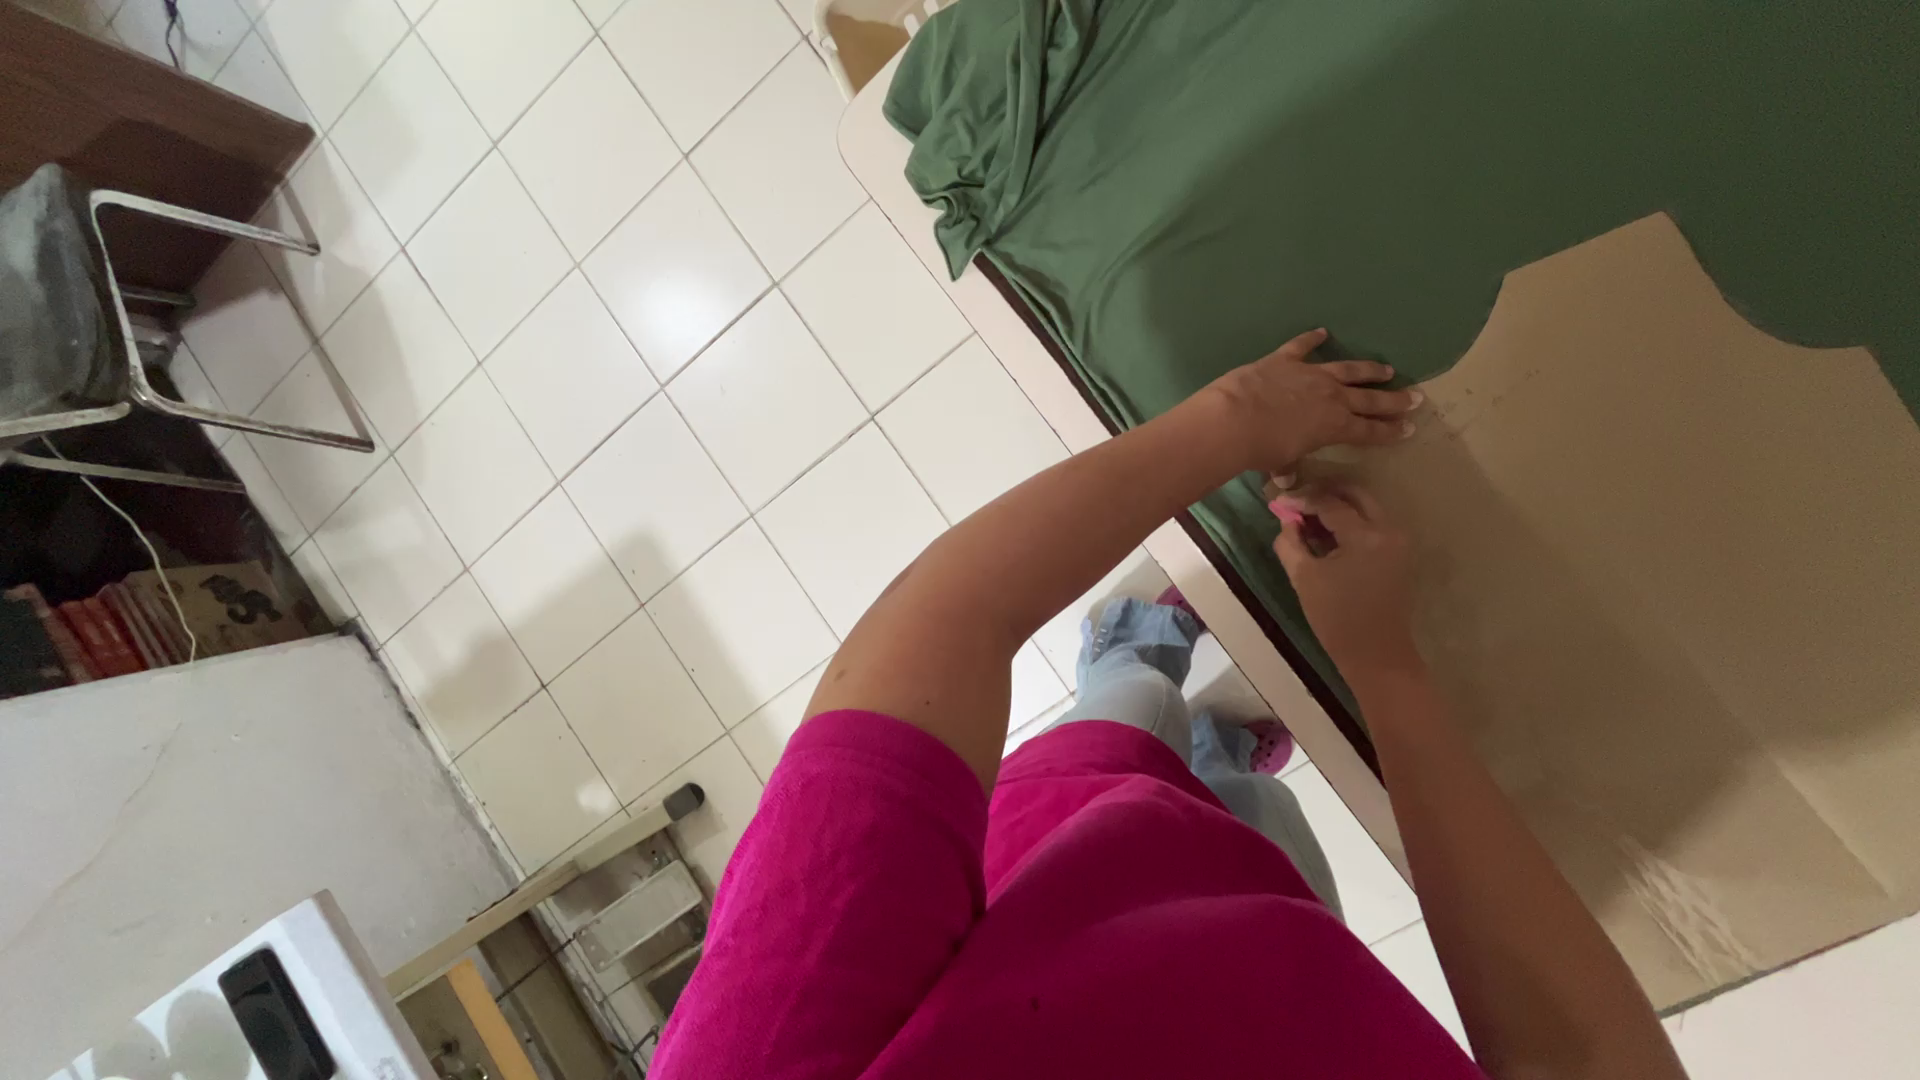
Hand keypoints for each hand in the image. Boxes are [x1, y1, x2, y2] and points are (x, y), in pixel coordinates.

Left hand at [1212, 328, 1420, 471]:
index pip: (1369, 431)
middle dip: (1393, 400)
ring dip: (1368, 369)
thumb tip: (1285, 479)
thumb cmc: (1260, 448)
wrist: (1235, 418)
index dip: (1389, 431)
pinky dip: (1312, 339)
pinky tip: (1322, 332)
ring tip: (1387, 369)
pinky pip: (1302, 346)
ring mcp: (1311, 374)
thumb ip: (1286, 466)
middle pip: (1369, 399)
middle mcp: (1331, 397)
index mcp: (1334, 427)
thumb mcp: (1278, 462)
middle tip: (1416, 397)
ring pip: (1348, 370)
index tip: (1409, 428)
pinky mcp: (1285, 359)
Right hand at [1273, 483, 1421, 676]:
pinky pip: (1372, 523)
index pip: (1330, 504)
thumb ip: (1290, 543)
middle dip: (1324, 493)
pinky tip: (1325, 534)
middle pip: (1356, 495)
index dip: (1301, 500)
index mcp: (1366, 536)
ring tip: (1307, 518)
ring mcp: (1398, 541)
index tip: (1278, 501)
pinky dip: (1350, 521)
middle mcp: (1388, 530)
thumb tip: (1286, 520)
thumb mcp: (1303, 578)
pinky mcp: (1398, 553)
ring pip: (1366, 507)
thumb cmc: (1336, 618)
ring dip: (1337, 506)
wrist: (1375, 654)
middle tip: (1296, 502)